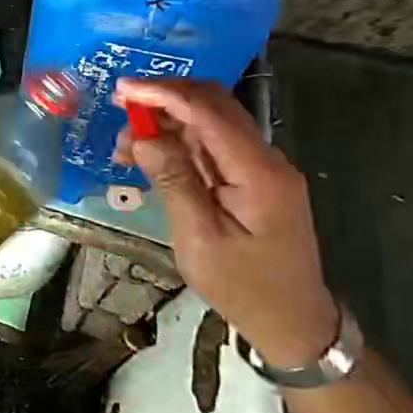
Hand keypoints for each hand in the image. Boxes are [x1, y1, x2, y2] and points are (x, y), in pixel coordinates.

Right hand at [115, 78, 337, 366]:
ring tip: (125, 144)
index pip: (209, 113)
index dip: (163, 93)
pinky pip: (211, 144)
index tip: (122, 89)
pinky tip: (148, 154)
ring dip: (166, 120)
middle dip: (164, 97)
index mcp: (258, 173)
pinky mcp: (251, 179)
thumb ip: (173, 182)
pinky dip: (177, 139)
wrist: (293, 323)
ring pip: (210, 121)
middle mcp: (266, 160)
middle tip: (119, 106)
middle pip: (214, 105)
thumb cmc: (243, 285)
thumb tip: (144, 137)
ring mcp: (261, 168)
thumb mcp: (199, 238)